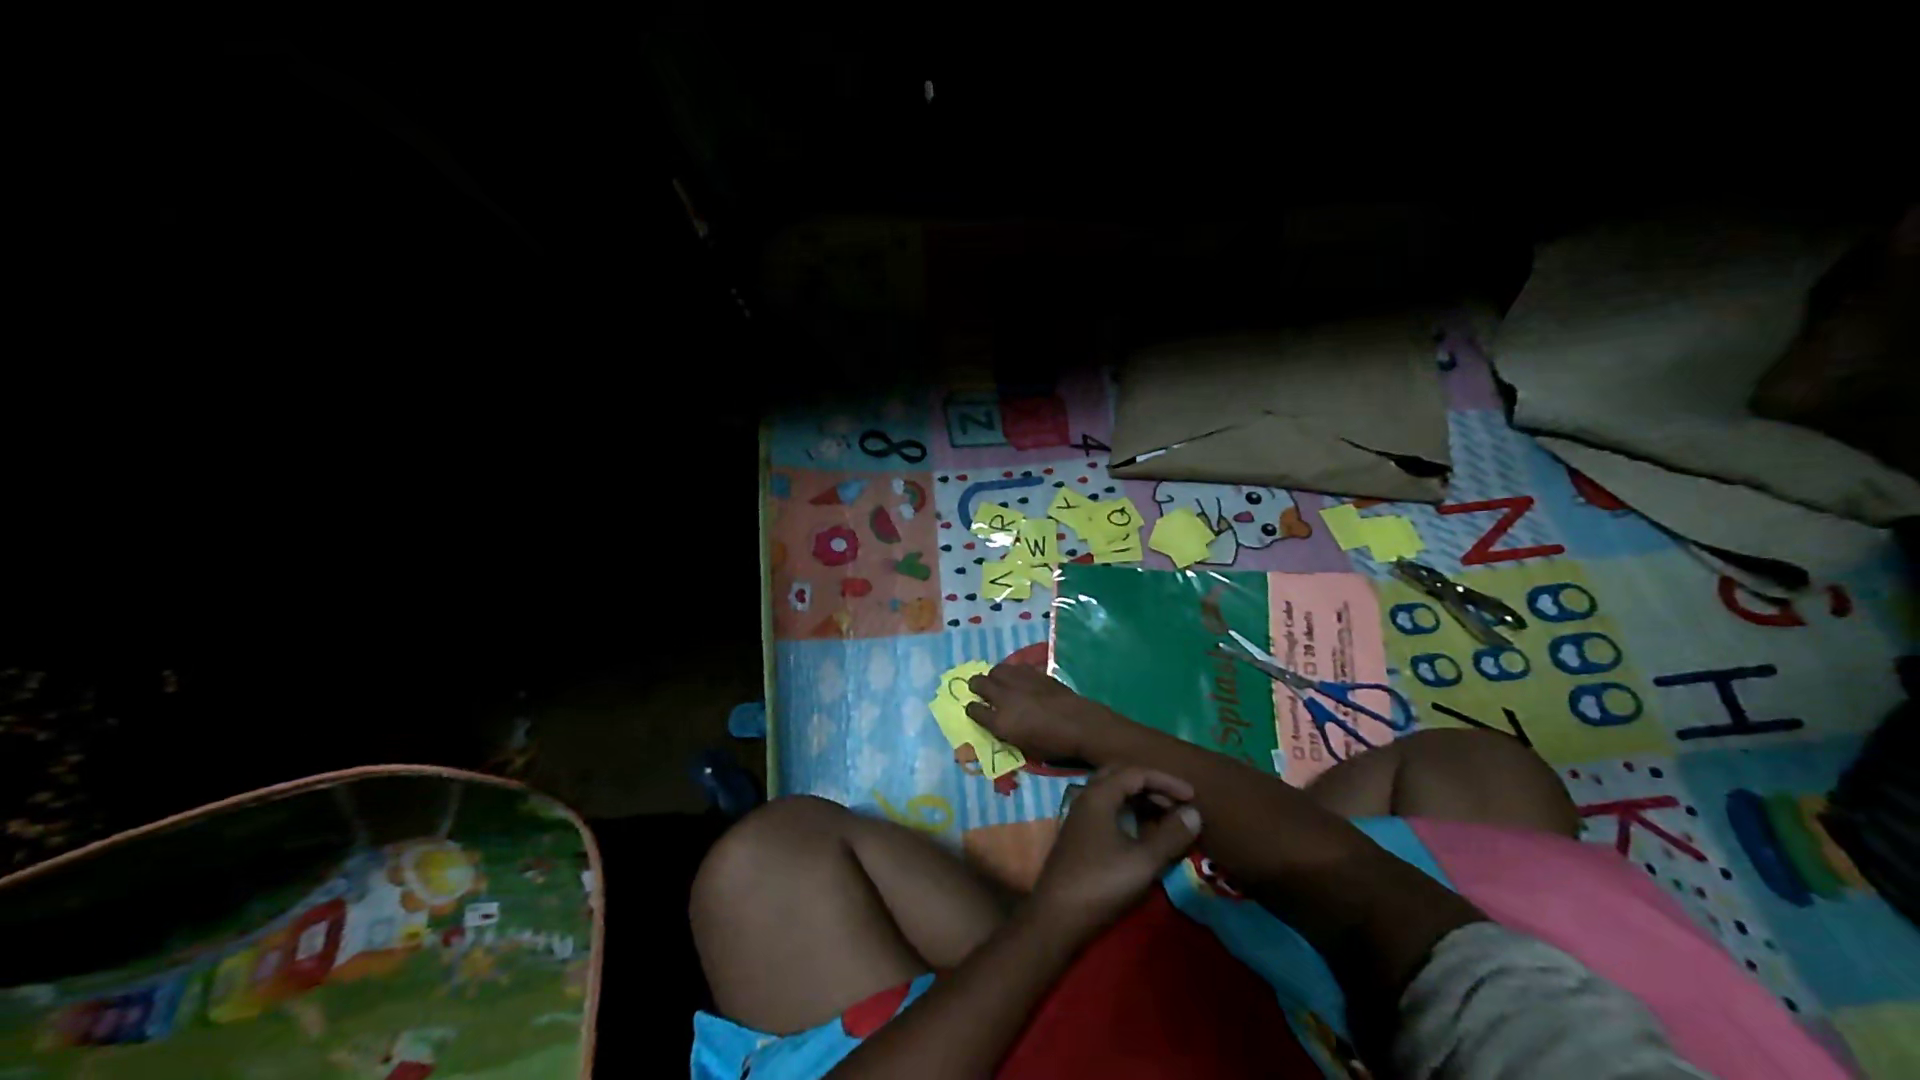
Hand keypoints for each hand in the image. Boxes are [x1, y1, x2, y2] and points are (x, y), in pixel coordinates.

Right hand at [965, 663, 1123, 762]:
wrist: (1081, 725)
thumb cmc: (1053, 745)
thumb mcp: (1024, 747)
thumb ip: (1006, 733)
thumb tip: (999, 724)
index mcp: (1000, 721)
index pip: (973, 710)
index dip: (972, 709)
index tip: (974, 710)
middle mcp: (1004, 698)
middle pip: (979, 683)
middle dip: (976, 686)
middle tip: (979, 690)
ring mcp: (1020, 682)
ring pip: (996, 670)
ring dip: (994, 676)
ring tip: (998, 682)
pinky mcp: (1035, 673)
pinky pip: (1016, 667)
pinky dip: (1013, 672)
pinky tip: (1019, 678)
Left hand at [1029, 767, 1202, 937]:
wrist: (1057, 917)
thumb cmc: (1101, 883)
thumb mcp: (1144, 861)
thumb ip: (1171, 835)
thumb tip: (1194, 813)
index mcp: (1098, 795)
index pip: (1136, 772)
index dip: (1166, 781)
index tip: (1193, 796)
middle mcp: (1086, 798)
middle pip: (1122, 777)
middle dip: (1152, 786)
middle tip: (1178, 804)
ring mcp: (1080, 816)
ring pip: (1113, 794)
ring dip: (1140, 800)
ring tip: (1167, 818)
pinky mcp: (1079, 835)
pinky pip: (1108, 811)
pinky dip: (1129, 813)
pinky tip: (1144, 833)